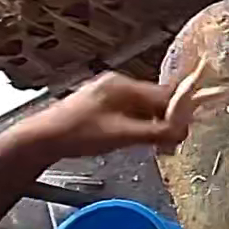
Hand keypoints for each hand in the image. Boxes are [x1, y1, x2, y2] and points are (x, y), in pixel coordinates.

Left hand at [14, 73, 188, 162]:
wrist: (41, 140)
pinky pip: (131, 113)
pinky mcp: (102, 106)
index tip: (188, 129)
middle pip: (155, 100)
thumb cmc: (78, 134)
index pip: (164, 94)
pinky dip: (140, 126)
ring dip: (153, 125)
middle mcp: (117, 85)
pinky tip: (140, 140)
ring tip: (159, 144)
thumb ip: (155, 132)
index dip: (179, 112)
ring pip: (143, 108)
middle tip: (174, 141)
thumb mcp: (122, 135)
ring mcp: (108, 94)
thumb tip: (183, 131)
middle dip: (167, 120)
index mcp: (123, 85)